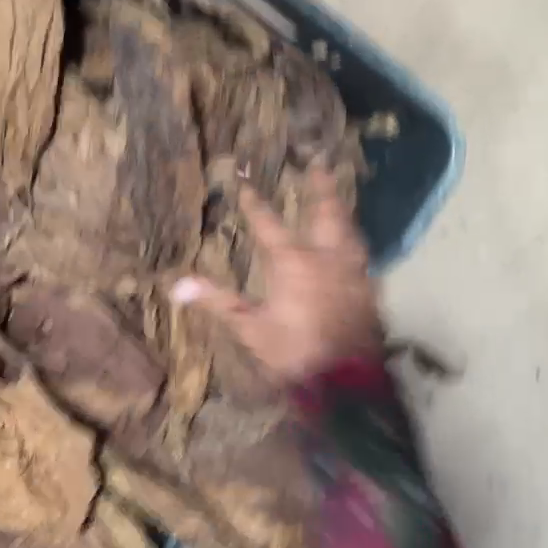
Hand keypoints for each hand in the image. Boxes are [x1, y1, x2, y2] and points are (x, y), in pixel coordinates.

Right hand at [172, 162, 381, 386]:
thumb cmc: (294, 353)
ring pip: (350, 232)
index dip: (254, 203)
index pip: (269, 224)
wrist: (348, 384)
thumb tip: (176, 286)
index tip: (245, 184)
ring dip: (342, 212)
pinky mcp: (371, 292)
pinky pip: (363, 256)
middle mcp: (328, 258)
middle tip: (319, 164)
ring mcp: (354, 274)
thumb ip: (217, 301)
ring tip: (338, 201)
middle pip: (326, 212)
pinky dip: (354, 243)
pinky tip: (352, 248)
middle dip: (320, 187)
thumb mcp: (250, 328)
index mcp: (294, 262)